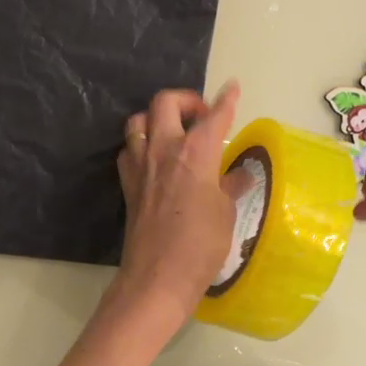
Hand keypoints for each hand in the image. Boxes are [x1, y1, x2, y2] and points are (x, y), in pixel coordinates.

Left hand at [109, 82, 245, 326]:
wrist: (157, 277)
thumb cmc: (201, 246)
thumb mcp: (225, 214)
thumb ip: (230, 187)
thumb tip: (238, 174)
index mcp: (196, 152)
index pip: (214, 116)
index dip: (226, 100)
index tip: (232, 88)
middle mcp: (164, 150)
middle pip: (165, 103)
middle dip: (185, 100)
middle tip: (202, 116)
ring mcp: (140, 167)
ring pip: (138, 122)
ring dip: (155, 119)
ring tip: (173, 133)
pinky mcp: (127, 186)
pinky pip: (128, 151)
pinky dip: (140, 146)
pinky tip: (153, 160)